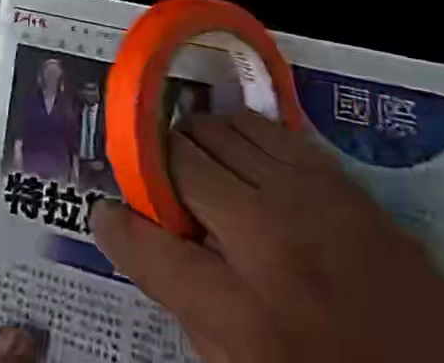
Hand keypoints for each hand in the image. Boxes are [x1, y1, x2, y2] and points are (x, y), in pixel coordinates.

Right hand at [91, 111, 443, 362]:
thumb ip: (190, 311)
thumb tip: (149, 244)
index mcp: (244, 315)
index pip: (146, 244)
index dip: (114, 222)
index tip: (107, 212)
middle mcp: (269, 238)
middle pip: (180, 160)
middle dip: (156, 169)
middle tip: (160, 191)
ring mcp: (308, 198)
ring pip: (218, 129)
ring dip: (195, 145)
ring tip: (198, 172)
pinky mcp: (337, 178)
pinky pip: (264, 128)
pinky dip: (238, 137)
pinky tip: (242, 164)